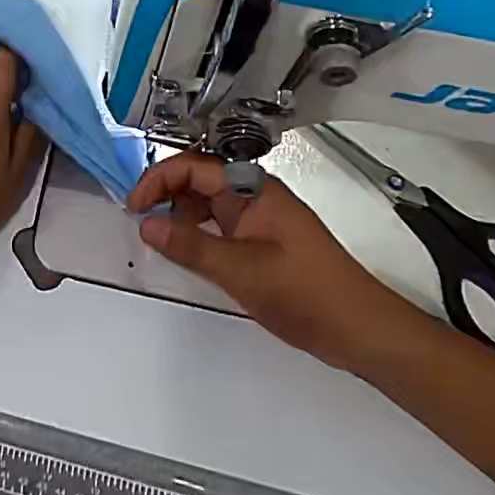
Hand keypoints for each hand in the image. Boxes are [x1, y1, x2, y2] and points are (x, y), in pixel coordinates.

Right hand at [127, 151, 415, 368]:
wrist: (358, 327)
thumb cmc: (309, 292)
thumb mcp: (239, 269)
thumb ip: (189, 246)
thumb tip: (148, 226)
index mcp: (253, 188)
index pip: (194, 168)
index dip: (159, 181)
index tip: (136, 206)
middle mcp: (256, 195)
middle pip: (199, 179)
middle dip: (166, 193)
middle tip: (142, 219)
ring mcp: (260, 217)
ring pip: (208, 201)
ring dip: (180, 213)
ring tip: (160, 236)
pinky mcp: (263, 239)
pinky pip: (221, 223)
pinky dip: (198, 231)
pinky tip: (189, 250)